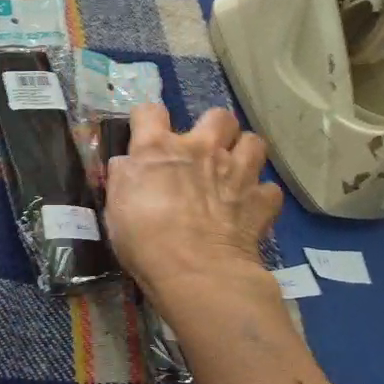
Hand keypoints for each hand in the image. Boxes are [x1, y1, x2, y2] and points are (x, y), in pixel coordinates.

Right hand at [103, 105, 283, 324]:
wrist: (195, 271)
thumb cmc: (144, 238)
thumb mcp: (115, 205)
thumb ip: (124, 176)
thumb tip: (128, 163)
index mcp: (158, 147)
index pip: (150, 111)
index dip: (146, 120)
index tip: (144, 133)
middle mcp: (201, 148)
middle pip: (218, 116)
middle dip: (213, 128)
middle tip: (203, 149)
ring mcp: (237, 172)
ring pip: (253, 142)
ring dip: (243, 153)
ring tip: (233, 170)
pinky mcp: (261, 200)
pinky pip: (268, 188)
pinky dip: (259, 195)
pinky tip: (248, 205)